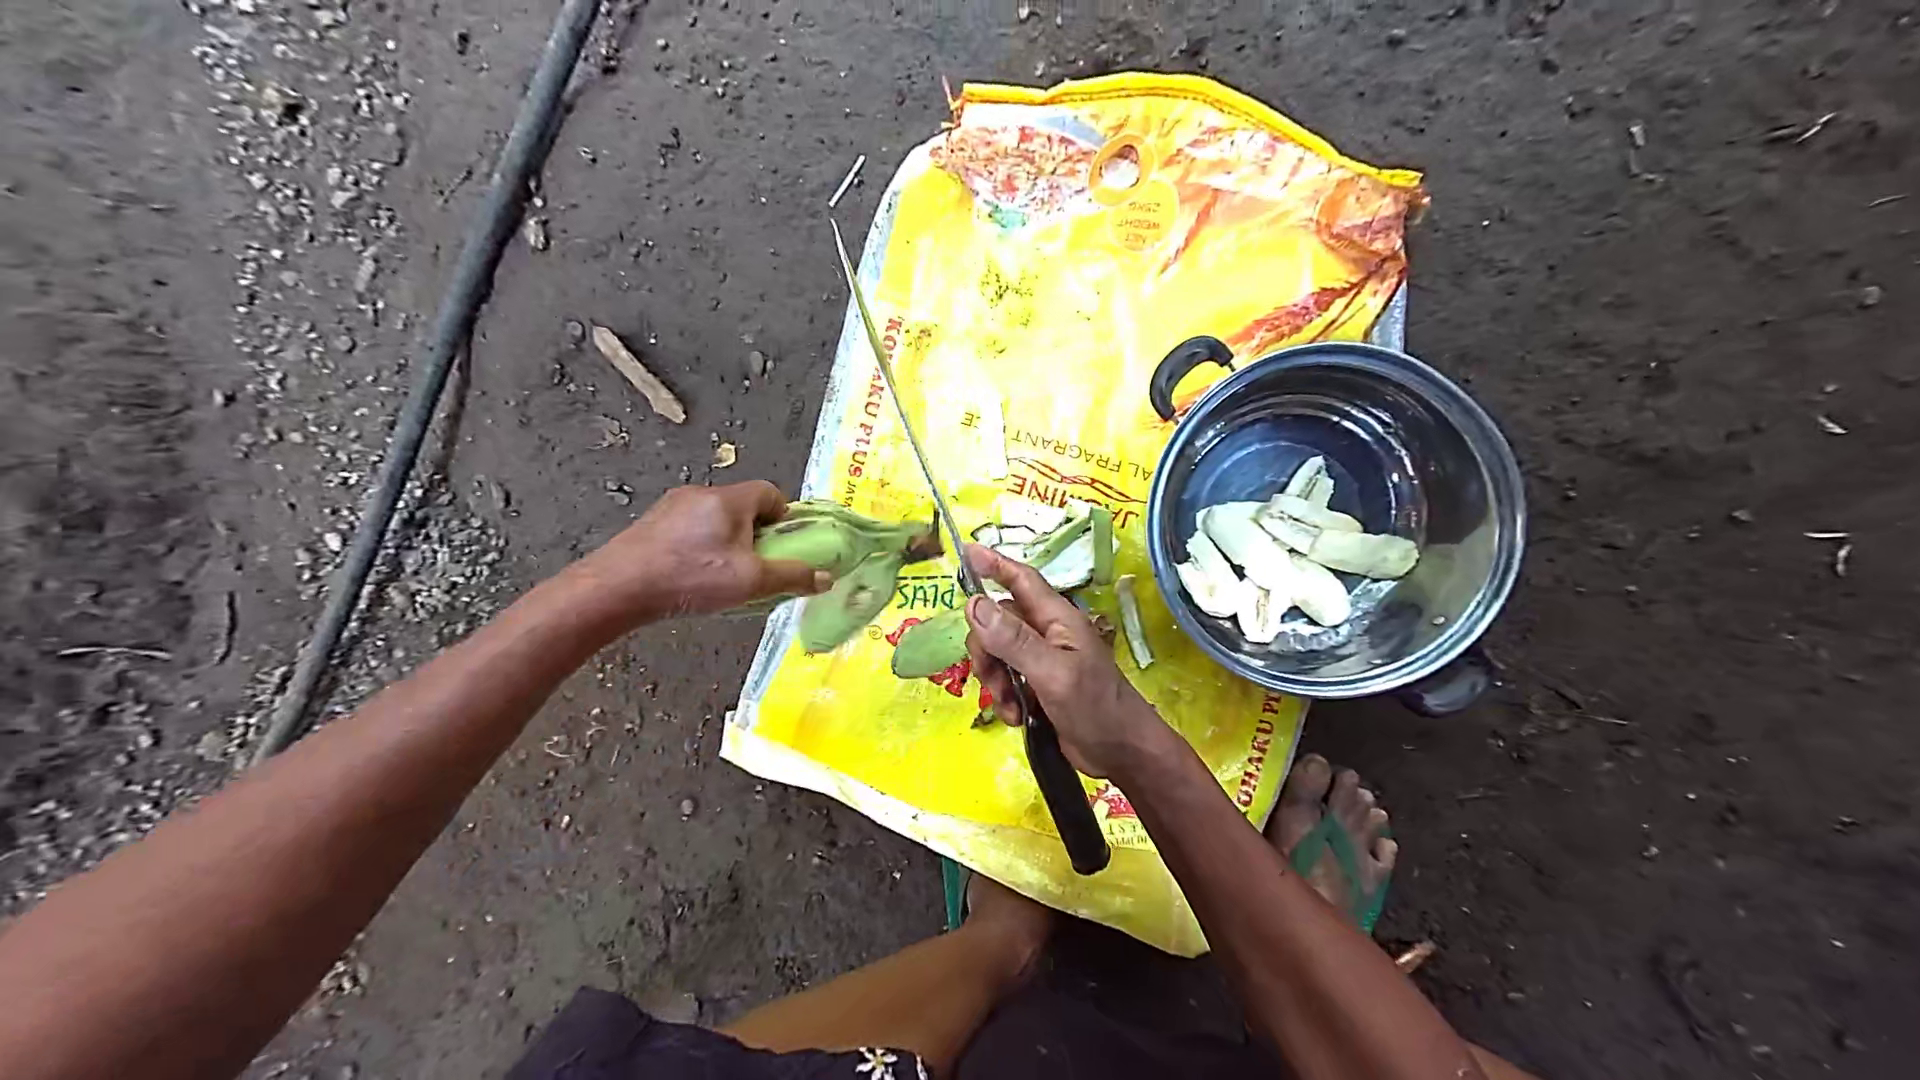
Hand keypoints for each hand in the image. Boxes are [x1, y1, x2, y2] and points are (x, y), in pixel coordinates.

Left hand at [571, 481, 829, 624]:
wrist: (616, 589)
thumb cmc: (690, 578)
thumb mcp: (751, 582)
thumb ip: (792, 576)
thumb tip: (826, 577)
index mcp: (728, 499)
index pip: (770, 492)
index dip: (784, 517)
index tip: (783, 545)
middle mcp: (700, 494)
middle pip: (743, 505)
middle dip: (756, 533)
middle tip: (756, 564)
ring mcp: (671, 507)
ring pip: (715, 518)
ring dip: (728, 540)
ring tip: (723, 574)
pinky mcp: (650, 525)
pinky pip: (690, 528)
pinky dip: (701, 546)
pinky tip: (692, 575)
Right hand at [962, 544, 1174, 779]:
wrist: (1121, 754)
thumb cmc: (1096, 707)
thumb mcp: (1052, 672)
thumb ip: (1014, 640)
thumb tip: (974, 605)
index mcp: (1057, 619)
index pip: (1020, 580)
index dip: (994, 564)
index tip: (966, 552)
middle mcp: (1047, 633)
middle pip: (998, 621)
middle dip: (986, 648)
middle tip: (991, 676)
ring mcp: (1042, 661)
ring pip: (998, 653)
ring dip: (994, 679)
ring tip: (1009, 705)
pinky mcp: (1038, 686)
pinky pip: (1006, 679)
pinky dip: (1003, 698)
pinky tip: (1016, 718)